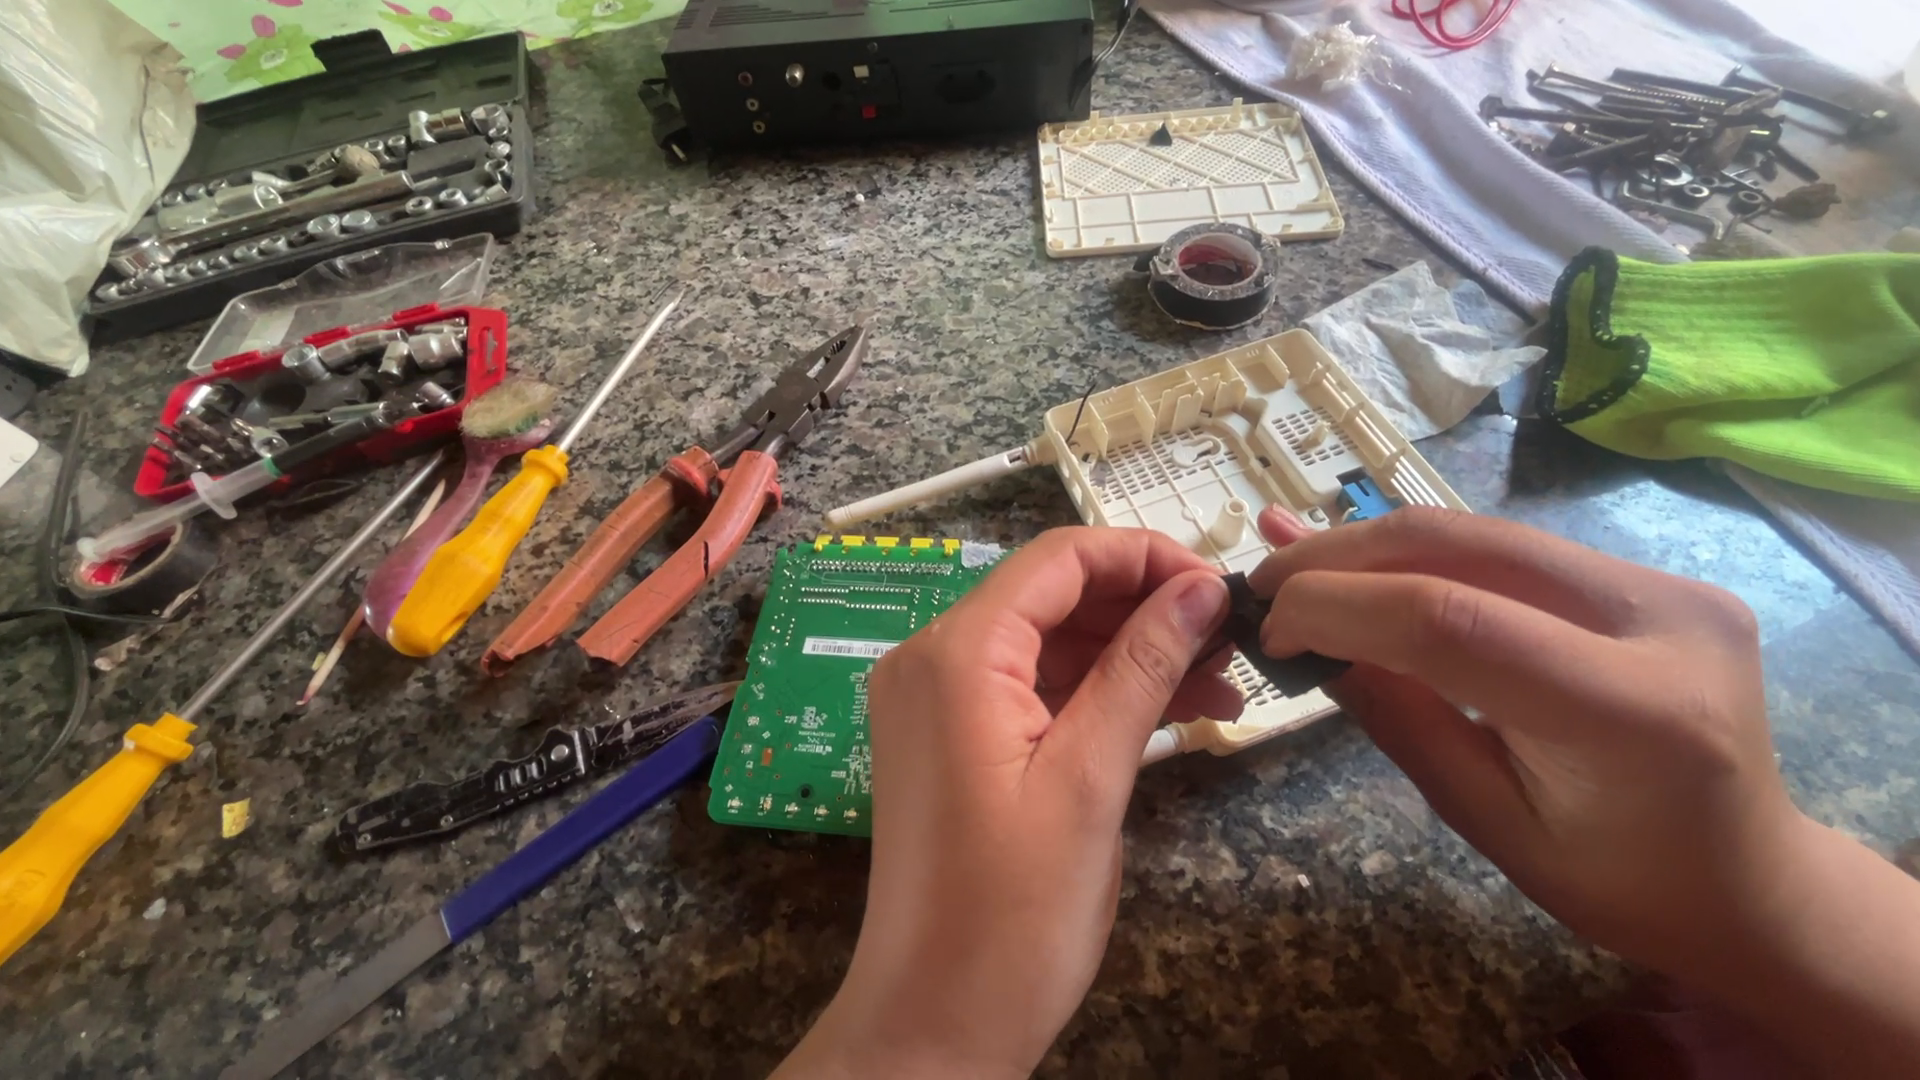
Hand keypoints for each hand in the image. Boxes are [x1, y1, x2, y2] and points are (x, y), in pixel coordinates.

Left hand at [775, 528, 1238, 1078]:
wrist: (932, 1023)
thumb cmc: (1012, 915)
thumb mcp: (1091, 779)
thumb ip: (1142, 668)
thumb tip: (1201, 587)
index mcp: (957, 652)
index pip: (1059, 558)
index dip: (1144, 557)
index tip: (1218, 586)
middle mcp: (933, 656)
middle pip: (1053, 595)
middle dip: (1143, 610)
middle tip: (1228, 644)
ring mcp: (937, 696)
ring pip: (1048, 642)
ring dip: (1129, 655)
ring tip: (1218, 686)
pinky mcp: (951, 733)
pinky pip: (1031, 687)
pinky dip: (1094, 692)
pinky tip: (1170, 713)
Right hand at [1249, 506, 1919, 1072]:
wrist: (1749, 876)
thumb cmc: (1613, 878)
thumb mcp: (1483, 816)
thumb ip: (1396, 714)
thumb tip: (1307, 639)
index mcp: (1629, 713)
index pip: (1445, 619)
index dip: (1334, 607)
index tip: (1269, 630)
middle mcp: (1659, 620)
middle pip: (1456, 546)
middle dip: (1337, 555)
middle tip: (1264, 583)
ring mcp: (1659, 582)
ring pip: (1470, 529)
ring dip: (1366, 543)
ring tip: (1293, 565)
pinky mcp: (1639, 572)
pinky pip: (1497, 544)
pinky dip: (1414, 551)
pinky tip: (1357, 552)